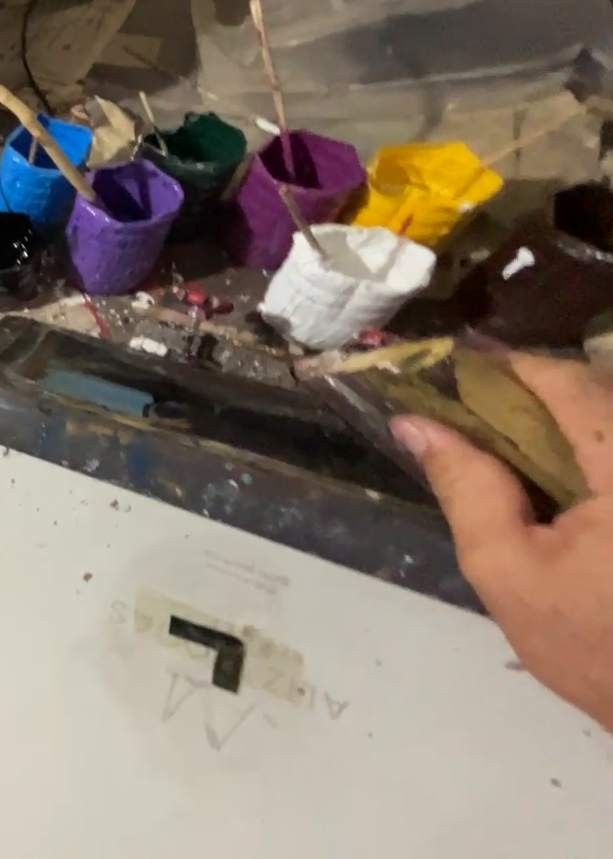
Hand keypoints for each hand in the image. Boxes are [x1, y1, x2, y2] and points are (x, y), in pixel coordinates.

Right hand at [392, 352, 612, 730]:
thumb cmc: (596, 647)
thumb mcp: (505, 567)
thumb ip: (466, 486)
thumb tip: (417, 422)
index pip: (575, 388)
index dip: (512, 366)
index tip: (457, 362)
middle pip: (608, 398)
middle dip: (538, 392)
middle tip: (476, 407)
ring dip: (570, 423)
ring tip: (514, 442)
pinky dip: (593, 452)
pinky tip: (565, 478)